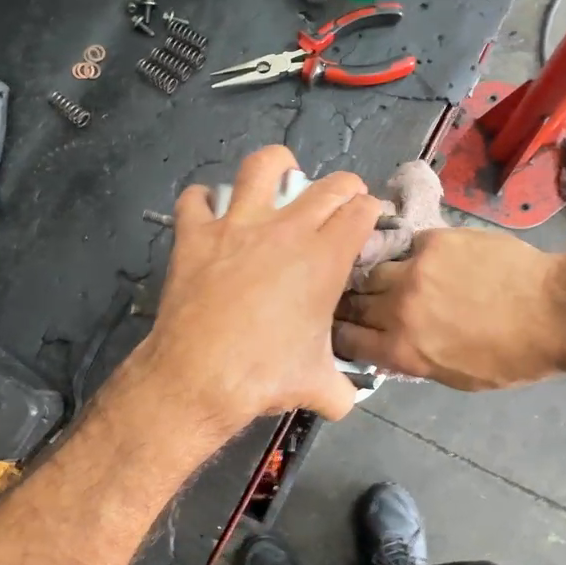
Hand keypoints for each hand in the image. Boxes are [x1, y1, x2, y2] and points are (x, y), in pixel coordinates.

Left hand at [126, 146, 383, 443]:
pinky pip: (196, 199)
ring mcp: (237, 225)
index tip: (367, 220)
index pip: (361, 211)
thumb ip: (340, 388)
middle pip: (328, 186)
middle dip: (343, 188)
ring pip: (262, 166)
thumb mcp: (317, 386)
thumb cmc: (264, 376)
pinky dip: (204, 200)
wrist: (199, 376)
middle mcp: (286, 230)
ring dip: (277, 165)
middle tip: (340, 202)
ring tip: (281, 175)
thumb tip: (345, 399)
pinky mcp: (195, 233)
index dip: (370, 211)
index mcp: (325, 259)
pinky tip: (209, 212)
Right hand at [332, 228, 565, 390]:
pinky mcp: (433, 241)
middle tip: (359, 301)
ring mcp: (413, 270)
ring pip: (372, 269)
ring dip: (375, 276)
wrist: (554, 311)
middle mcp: (397, 308)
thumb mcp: (457, 377)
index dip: (340, 334)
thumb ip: (414, 360)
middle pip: (353, 301)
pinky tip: (422, 260)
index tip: (344, 328)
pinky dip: (409, 256)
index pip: (347, 339)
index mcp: (401, 349)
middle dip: (351, 303)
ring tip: (388, 277)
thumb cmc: (512, 357)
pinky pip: (406, 247)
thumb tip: (390, 346)